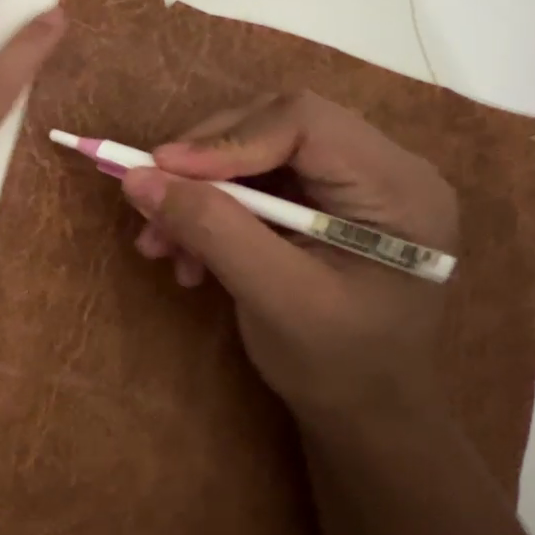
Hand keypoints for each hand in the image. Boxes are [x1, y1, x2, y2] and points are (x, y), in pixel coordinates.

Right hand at [119, 92, 459, 425]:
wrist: (366, 411)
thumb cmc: (339, 363)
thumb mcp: (274, 297)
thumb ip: (211, 230)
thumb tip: (136, 178)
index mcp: (398, 188)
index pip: (303, 122)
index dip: (226, 139)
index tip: (162, 172)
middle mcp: (379, 169)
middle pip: (270, 125)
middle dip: (202, 165)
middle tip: (151, 202)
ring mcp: (348, 183)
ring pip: (249, 149)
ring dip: (195, 192)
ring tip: (160, 244)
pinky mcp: (317, 199)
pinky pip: (247, 179)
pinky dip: (206, 209)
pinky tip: (185, 253)